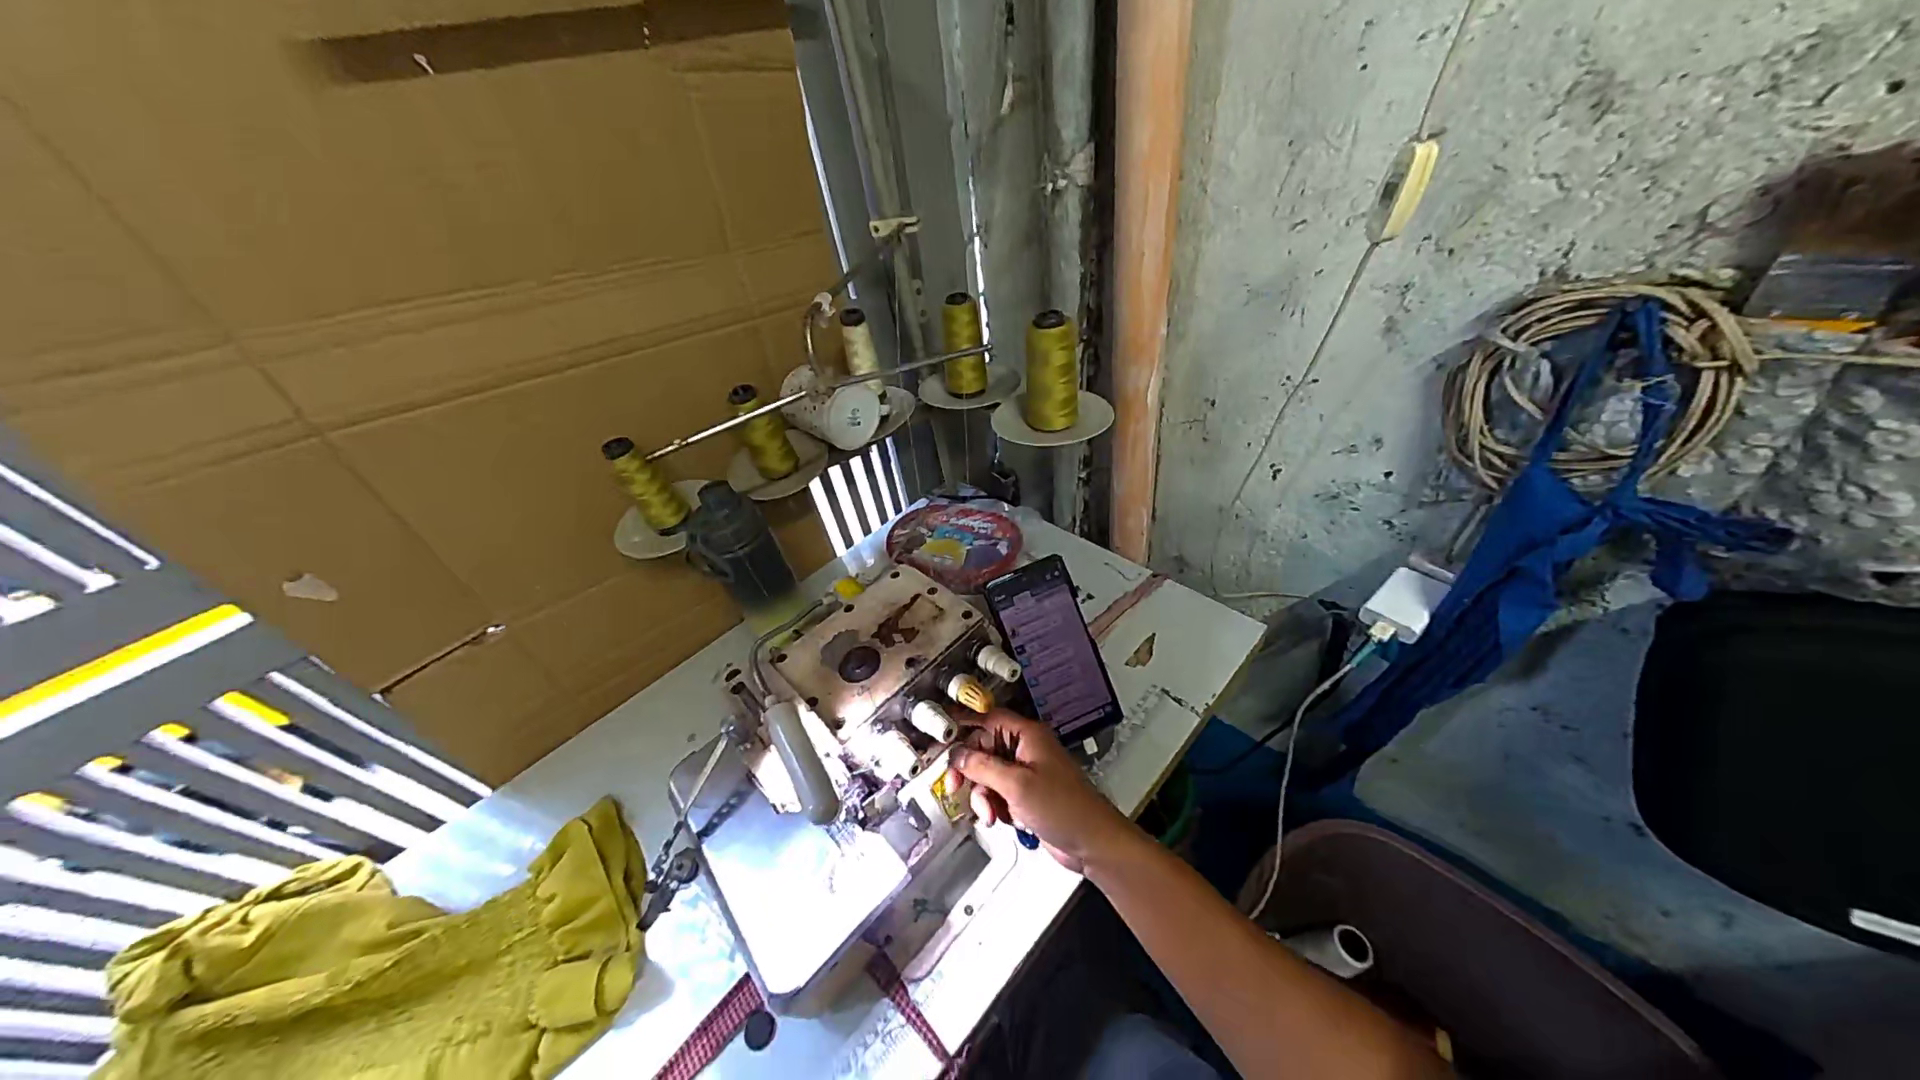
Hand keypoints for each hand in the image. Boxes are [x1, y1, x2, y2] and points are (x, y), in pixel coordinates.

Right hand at [949, 709, 1140, 872]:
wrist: (1091, 842)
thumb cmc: (1066, 808)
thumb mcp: (1016, 785)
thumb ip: (982, 767)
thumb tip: (958, 756)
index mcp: (1027, 736)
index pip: (989, 718)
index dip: (965, 722)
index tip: (944, 732)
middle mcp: (1025, 751)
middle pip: (983, 749)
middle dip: (970, 771)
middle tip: (956, 785)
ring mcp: (1025, 774)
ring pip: (987, 775)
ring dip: (982, 795)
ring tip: (990, 813)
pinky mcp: (1025, 795)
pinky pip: (997, 794)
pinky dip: (993, 806)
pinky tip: (999, 819)